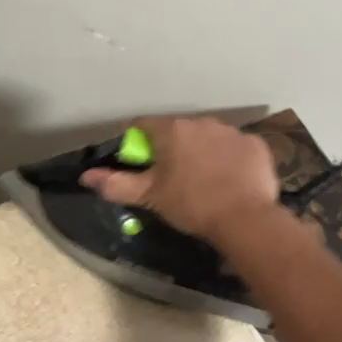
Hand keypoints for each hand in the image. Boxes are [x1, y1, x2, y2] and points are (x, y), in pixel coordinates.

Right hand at [79, 117, 280, 240]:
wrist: (244, 219)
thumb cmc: (191, 204)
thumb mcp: (150, 197)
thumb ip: (117, 184)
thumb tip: (86, 176)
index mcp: (171, 130)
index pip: (142, 125)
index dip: (137, 143)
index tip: (141, 165)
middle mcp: (201, 122)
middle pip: (177, 130)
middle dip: (172, 148)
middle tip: (172, 178)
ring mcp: (231, 132)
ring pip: (208, 137)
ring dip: (201, 151)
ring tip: (203, 181)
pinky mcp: (255, 145)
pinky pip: (234, 148)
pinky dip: (229, 159)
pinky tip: (229, 181)